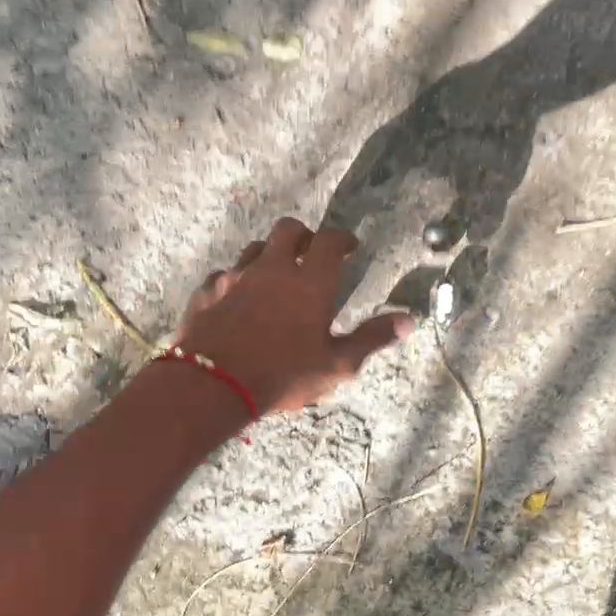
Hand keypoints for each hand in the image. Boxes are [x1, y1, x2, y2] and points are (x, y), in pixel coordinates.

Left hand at [175, 216, 411, 415]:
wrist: (213, 385)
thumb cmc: (284, 375)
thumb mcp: (338, 364)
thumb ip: (372, 338)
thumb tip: (409, 321)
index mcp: (310, 282)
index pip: (330, 240)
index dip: (342, 238)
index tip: (350, 246)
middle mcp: (272, 269)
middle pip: (289, 230)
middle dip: (304, 236)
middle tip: (312, 254)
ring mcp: (235, 277)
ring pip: (255, 249)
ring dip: (270, 255)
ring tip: (277, 276)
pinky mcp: (207, 293)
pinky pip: (223, 275)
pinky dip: (236, 281)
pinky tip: (239, 299)